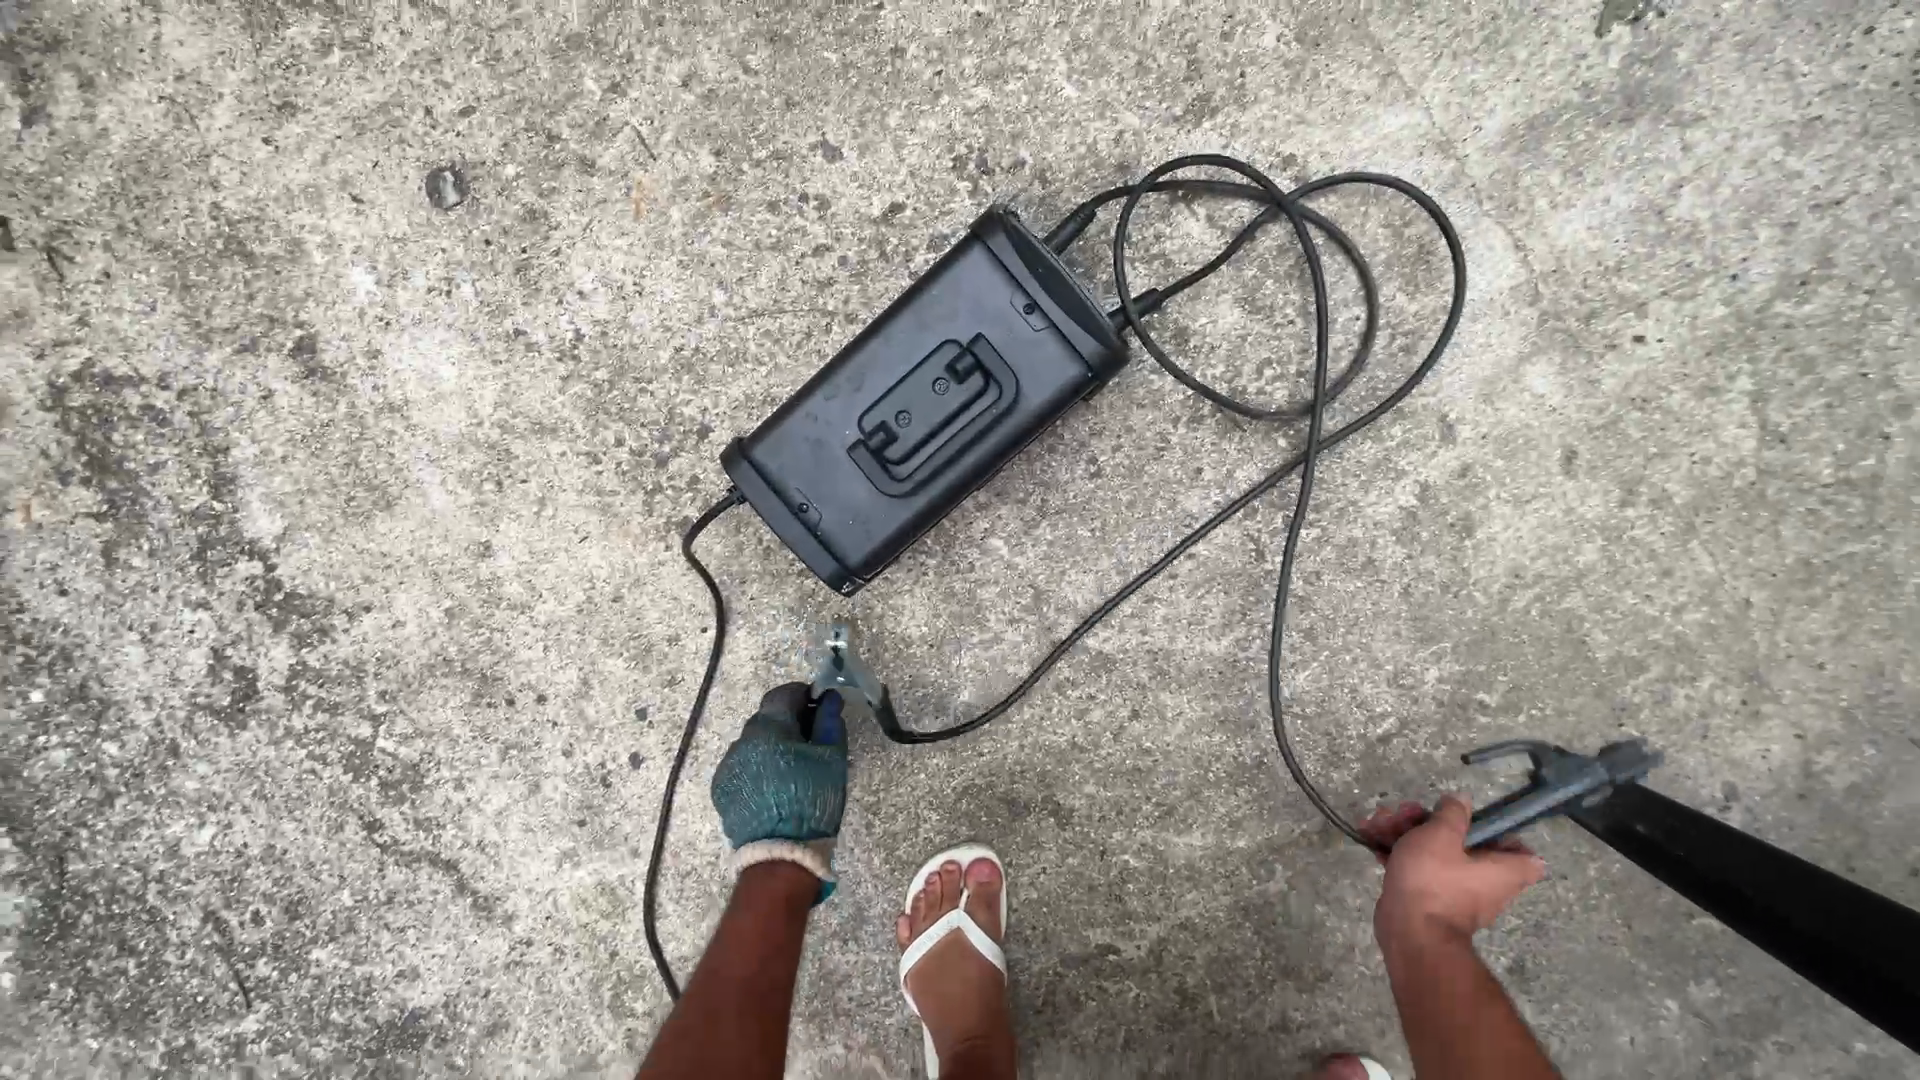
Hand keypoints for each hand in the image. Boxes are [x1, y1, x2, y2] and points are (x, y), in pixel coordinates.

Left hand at [709, 684, 847, 899]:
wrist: (781, 855)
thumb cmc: (813, 801)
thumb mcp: (832, 759)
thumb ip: (829, 722)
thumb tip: (829, 698)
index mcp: (770, 729)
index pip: (783, 694)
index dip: (803, 695)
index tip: (819, 707)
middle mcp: (742, 741)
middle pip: (767, 717)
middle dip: (789, 721)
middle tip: (812, 740)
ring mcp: (728, 766)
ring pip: (754, 743)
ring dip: (772, 745)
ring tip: (793, 768)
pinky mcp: (722, 789)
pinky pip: (743, 766)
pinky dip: (758, 767)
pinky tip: (774, 787)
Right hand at [1360, 795, 1545, 947]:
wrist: (1409, 931)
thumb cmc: (1433, 880)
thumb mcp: (1440, 835)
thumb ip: (1452, 814)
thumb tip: (1462, 800)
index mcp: (1503, 870)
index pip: (1526, 854)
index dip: (1502, 833)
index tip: (1472, 821)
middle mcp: (1486, 882)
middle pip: (1463, 842)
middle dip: (1427, 821)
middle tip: (1402, 813)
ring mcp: (1455, 891)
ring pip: (1434, 852)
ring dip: (1403, 832)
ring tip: (1375, 824)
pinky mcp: (1428, 898)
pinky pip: (1419, 869)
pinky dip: (1398, 853)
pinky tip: (1370, 838)